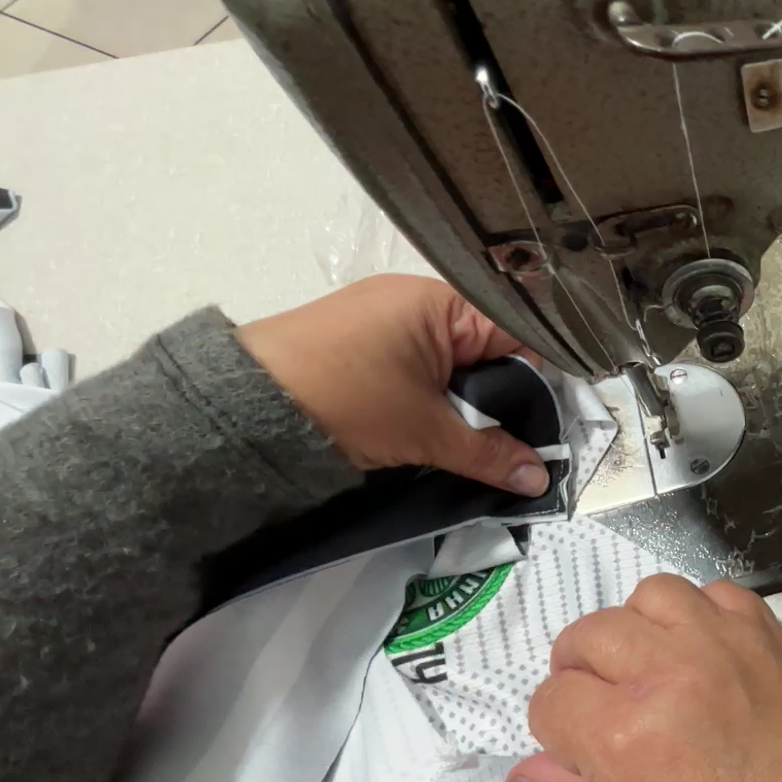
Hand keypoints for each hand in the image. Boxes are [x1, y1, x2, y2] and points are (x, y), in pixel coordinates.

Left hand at [238, 274, 550, 495]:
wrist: (232, 412)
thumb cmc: (343, 402)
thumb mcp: (426, 432)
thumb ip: (491, 453)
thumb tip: (541, 480)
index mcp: (441, 303)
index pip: (518, 334)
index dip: (539, 378)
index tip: (550, 419)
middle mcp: (419, 301)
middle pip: (491, 348)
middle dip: (506, 394)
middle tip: (522, 437)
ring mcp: (390, 319)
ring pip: (461, 361)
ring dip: (471, 399)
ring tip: (486, 436)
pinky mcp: (367, 341)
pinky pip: (429, 365)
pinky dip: (443, 395)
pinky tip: (450, 423)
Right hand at [507, 575, 781, 781]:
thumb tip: (525, 768)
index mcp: (626, 736)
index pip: (551, 699)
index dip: (557, 724)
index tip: (581, 742)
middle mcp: (668, 672)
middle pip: (590, 633)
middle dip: (581, 668)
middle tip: (607, 698)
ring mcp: (721, 641)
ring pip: (651, 594)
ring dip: (639, 625)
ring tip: (654, 660)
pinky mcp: (764, 628)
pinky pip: (716, 590)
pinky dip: (700, 611)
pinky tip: (705, 647)